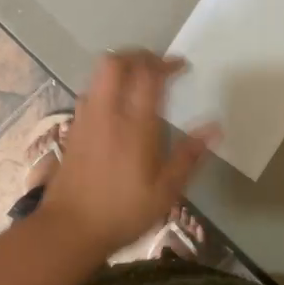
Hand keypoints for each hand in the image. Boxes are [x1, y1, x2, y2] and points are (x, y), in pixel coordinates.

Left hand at [37, 51, 218, 255]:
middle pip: (116, 61)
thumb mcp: (165, 192)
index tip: (181, 66)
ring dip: (121, 67)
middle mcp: (107, 112)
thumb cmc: (122, 212)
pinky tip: (118, 105)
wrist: (68, 228)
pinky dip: (107, 85)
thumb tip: (214, 127)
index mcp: (135, 125)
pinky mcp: (73, 128)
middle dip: (139, 55)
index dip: (166, 63)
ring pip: (99, 73)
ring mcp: (86, 118)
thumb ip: (188, 156)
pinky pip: (90, 90)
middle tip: (158, 66)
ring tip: (140, 81)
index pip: (148, 75)